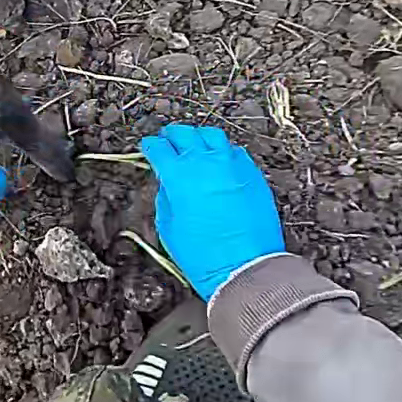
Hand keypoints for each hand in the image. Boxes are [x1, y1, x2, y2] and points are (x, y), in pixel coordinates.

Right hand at [139, 125, 284, 298]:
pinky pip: (234, 151)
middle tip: (168, 140)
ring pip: (212, 135)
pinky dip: (223, 150)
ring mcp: (231, 164)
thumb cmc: (205, 254)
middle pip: (185, 134)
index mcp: (179, 175)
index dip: (151, 146)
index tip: (149, 147)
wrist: (244, 266)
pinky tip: (220, 158)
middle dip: (172, 136)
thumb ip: (166, 198)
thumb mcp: (169, 228)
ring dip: (199, 137)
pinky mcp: (251, 172)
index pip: (159, 149)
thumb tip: (168, 185)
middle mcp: (205, 163)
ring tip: (194, 143)